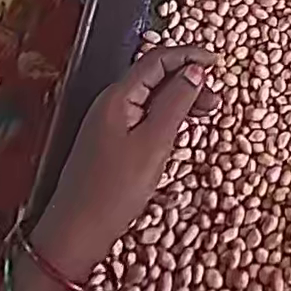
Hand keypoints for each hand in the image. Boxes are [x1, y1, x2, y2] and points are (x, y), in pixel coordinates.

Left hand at [29, 47, 218, 280]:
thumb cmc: (114, 191)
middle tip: (216, 94)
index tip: (217, 62)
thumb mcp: (154, 144)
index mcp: (119, 96)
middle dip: (188, 77)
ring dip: (181, 96)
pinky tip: (183, 125)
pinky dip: (169, 113)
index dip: (189, 55)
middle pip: (155, 74)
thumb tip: (196, 71)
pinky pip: (146, 113)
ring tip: (207, 109)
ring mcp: (111, 121)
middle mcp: (113, 102)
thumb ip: (176, 102)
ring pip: (152, 94)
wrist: (74, 235)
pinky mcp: (113, 139)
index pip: (157, 59)